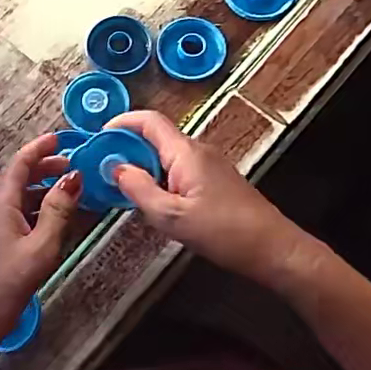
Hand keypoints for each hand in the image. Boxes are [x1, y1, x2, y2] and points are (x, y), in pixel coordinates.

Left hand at [0, 133, 81, 366]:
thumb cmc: (8, 282)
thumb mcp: (41, 245)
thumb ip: (59, 210)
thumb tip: (74, 177)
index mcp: (2, 203)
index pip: (20, 164)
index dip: (40, 148)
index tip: (61, 137)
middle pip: (21, 178)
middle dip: (47, 167)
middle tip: (75, 165)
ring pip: (23, 198)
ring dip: (46, 190)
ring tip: (74, 190)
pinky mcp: (0, 243)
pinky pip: (22, 216)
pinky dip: (42, 210)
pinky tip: (60, 219)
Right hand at [104, 110, 315, 287]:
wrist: (272, 248)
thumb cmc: (222, 232)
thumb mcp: (171, 216)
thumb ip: (139, 189)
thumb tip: (116, 168)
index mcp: (186, 152)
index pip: (149, 121)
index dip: (121, 122)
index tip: (98, 138)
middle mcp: (197, 151)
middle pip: (155, 137)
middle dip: (127, 149)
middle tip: (103, 171)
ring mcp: (208, 165)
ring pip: (166, 155)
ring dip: (142, 166)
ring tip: (122, 189)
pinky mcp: (214, 180)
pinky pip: (178, 169)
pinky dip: (158, 177)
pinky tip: (152, 200)